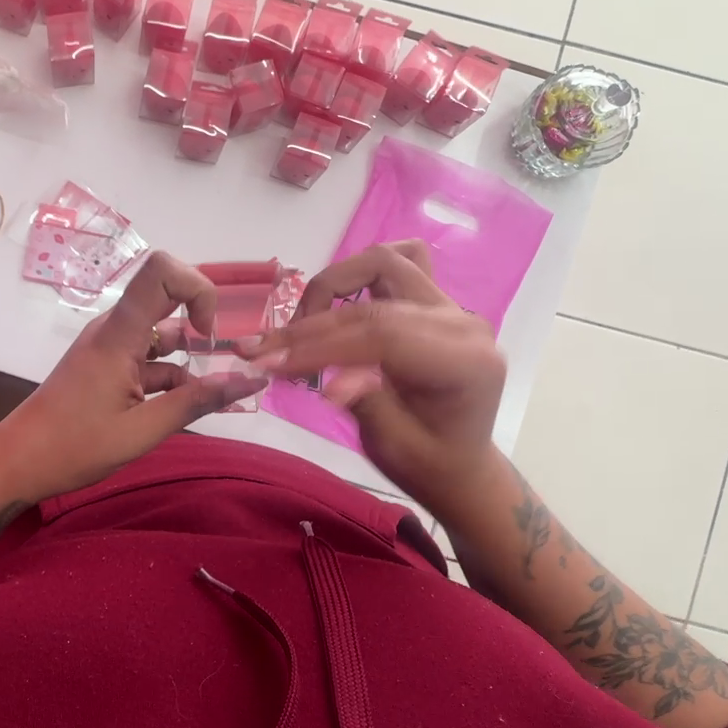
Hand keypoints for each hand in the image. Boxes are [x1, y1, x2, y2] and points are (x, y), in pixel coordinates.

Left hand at [0, 253, 269, 509]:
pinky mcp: (105, 366)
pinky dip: (171, 377)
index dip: (197, 287)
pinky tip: (185, 406)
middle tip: (222, 359)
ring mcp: (108, 347)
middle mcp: (113, 330)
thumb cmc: (75, 448)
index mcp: (118, 335)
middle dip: (202, 321)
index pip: (161, 271)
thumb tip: (251, 381)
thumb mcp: (142, 431)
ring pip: (161, 334)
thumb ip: (197, 402)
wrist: (18, 463)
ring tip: (212, 396)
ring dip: (189, 359)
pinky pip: (147, 358)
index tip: (210, 334)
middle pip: (166, 296)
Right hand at [241, 240, 507, 516]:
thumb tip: (330, 384)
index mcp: (463, 362)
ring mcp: (449, 307)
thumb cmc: (428, 464)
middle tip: (265, 351)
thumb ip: (368, 405)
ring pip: (383, 264)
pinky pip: (398, 262)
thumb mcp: (395, 447)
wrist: (459, 465)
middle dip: (311, 322)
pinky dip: (359, 275)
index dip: (319, 345)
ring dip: (332, 287)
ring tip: (300, 327)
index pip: (381, 335)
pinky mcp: (434, 302)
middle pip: (374, 299)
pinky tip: (334, 303)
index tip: (268, 362)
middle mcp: (461, 323)